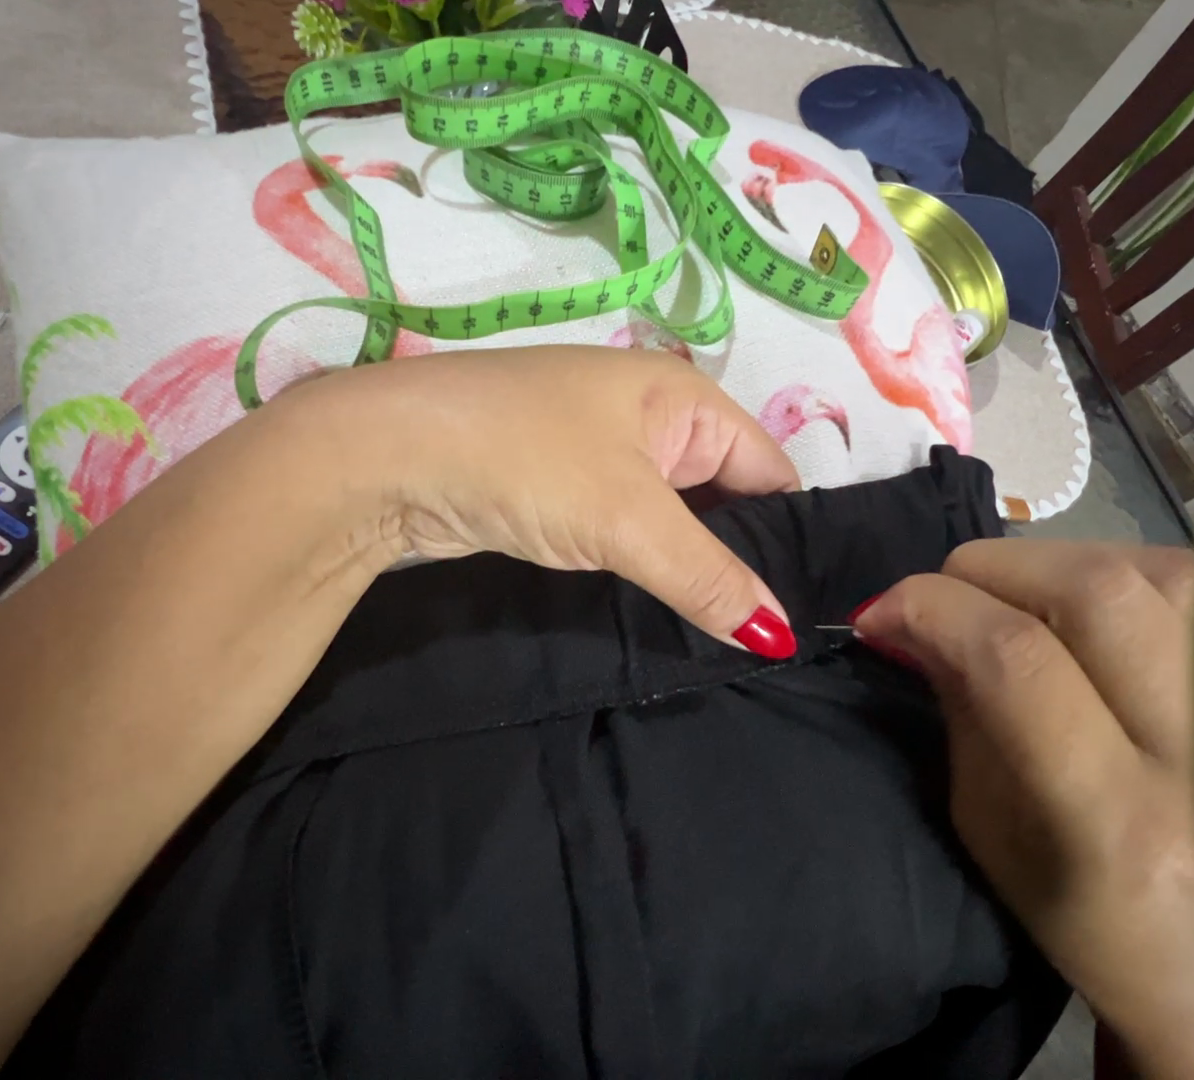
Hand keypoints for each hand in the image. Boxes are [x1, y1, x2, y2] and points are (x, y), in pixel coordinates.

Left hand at [274, 345, 802, 656]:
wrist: (387, 456)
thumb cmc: (524, 460)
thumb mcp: (627, 518)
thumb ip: (708, 576)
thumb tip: (782, 635)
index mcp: (683, 397)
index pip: (770, 471)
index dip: (789, 540)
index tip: (807, 614)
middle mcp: (651, 420)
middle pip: (725, 499)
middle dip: (741, 563)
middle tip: (770, 641)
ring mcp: (603, 458)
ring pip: (674, 523)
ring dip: (692, 573)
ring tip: (729, 642)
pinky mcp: (564, 495)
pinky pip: (629, 535)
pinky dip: (646, 571)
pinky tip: (667, 618)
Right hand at [851, 539, 1193, 1079]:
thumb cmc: (1095, 923)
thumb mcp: (994, 833)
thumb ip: (963, 713)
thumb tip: (916, 619)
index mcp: (1117, 818)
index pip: (1017, 660)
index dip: (931, 609)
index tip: (878, 615)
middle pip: (1095, 589)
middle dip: (986, 569)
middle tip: (944, 598)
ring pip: (1156, 568)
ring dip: (1055, 565)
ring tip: (1016, 601)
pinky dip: (1123, 575)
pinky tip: (1095, 612)